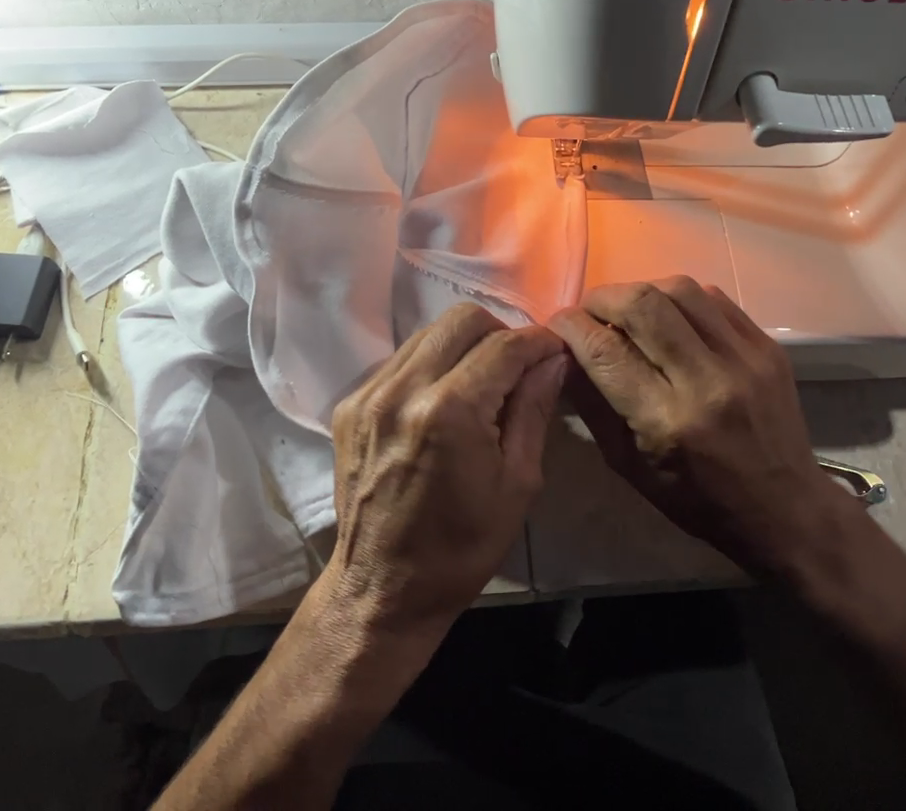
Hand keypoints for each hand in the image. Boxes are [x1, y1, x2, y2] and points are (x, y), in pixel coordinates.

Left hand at [326, 303, 568, 635]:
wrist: (383, 586)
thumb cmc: (462, 546)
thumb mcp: (518, 483)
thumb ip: (534, 409)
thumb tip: (554, 359)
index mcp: (450, 412)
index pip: (505, 346)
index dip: (539, 342)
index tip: (556, 350)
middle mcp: (403, 389)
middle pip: (462, 320)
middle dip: (500, 333)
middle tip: (518, 367)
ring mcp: (369, 394)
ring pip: (428, 333)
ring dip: (464, 346)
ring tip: (482, 382)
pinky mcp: (350, 404)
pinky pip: (400, 360)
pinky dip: (431, 365)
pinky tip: (443, 400)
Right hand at [548, 277, 846, 570]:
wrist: (784, 508)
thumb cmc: (697, 498)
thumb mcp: (628, 465)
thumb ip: (593, 405)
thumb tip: (565, 353)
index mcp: (667, 421)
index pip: (606, 350)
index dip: (572, 326)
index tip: (557, 324)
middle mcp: (707, 381)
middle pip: (643, 304)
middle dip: (603, 299)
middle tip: (590, 313)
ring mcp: (744, 358)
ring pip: (679, 290)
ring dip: (641, 292)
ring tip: (628, 312)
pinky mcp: (767, 346)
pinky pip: (713, 299)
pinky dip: (680, 300)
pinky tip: (670, 319)